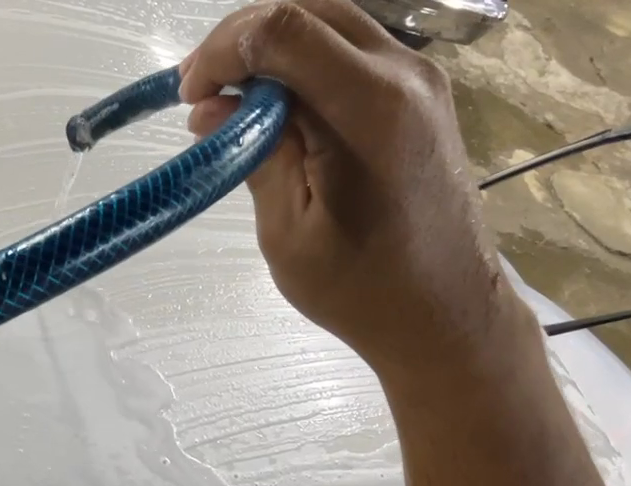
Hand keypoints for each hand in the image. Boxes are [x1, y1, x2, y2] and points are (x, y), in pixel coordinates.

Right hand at [180, 0, 532, 375]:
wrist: (442, 310)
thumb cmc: (358, 286)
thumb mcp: (288, 231)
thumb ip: (256, 154)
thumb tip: (213, 108)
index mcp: (369, 106)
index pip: (284, 30)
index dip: (222, 50)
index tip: (188, 98)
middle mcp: (403, 72)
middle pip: (308, 8)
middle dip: (241, 40)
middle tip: (198, 95)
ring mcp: (419, 79)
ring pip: (331, 24)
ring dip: (271, 51)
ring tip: (228, 103)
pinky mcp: (419, 96)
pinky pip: (351, 53)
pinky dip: (302, 66)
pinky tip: (273, 112)